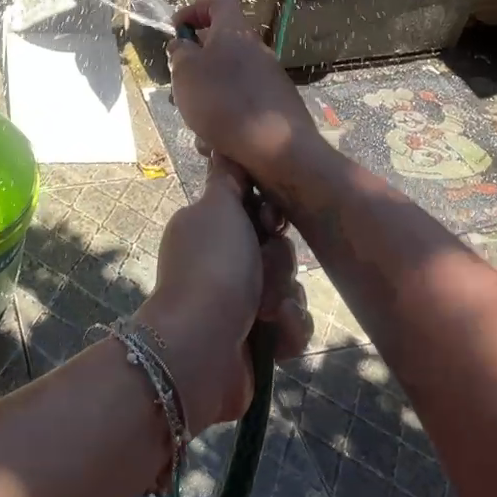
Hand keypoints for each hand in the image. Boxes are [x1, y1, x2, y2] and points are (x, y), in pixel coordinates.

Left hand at [135, 156, 310, 428]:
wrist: (202, 347)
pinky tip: (273, 337)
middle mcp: (223, 263)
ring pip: (291, 289)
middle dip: (279, 264)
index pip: (257, 210)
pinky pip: (293, 325)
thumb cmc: (213, 269)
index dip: (271, 216)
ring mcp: (240, 303)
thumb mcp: (217, 209)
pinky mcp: (258, 340)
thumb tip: (223, 148)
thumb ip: (227, 181)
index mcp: (209, 229)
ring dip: (285, 300)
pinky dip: (287, 331)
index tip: (270, 223)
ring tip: (265, 313)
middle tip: (258, 273)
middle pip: (279, 251)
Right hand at [168, 0, 318, 180]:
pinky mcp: (276, 105)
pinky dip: (225, 111)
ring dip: (208, 91)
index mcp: (234, 33)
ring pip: (229, 77)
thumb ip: (180, 54)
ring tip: (192, 116)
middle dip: (197, 62)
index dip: (196, 10)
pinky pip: (242, 100)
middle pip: (222, 44)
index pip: (220, 4)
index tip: (178, 28)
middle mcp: (256, 50)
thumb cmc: (223, 101)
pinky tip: (215, 136)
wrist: (277, 147)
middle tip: (179, 81)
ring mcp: (270, 78)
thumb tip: (183, 45)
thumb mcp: (185, 73)